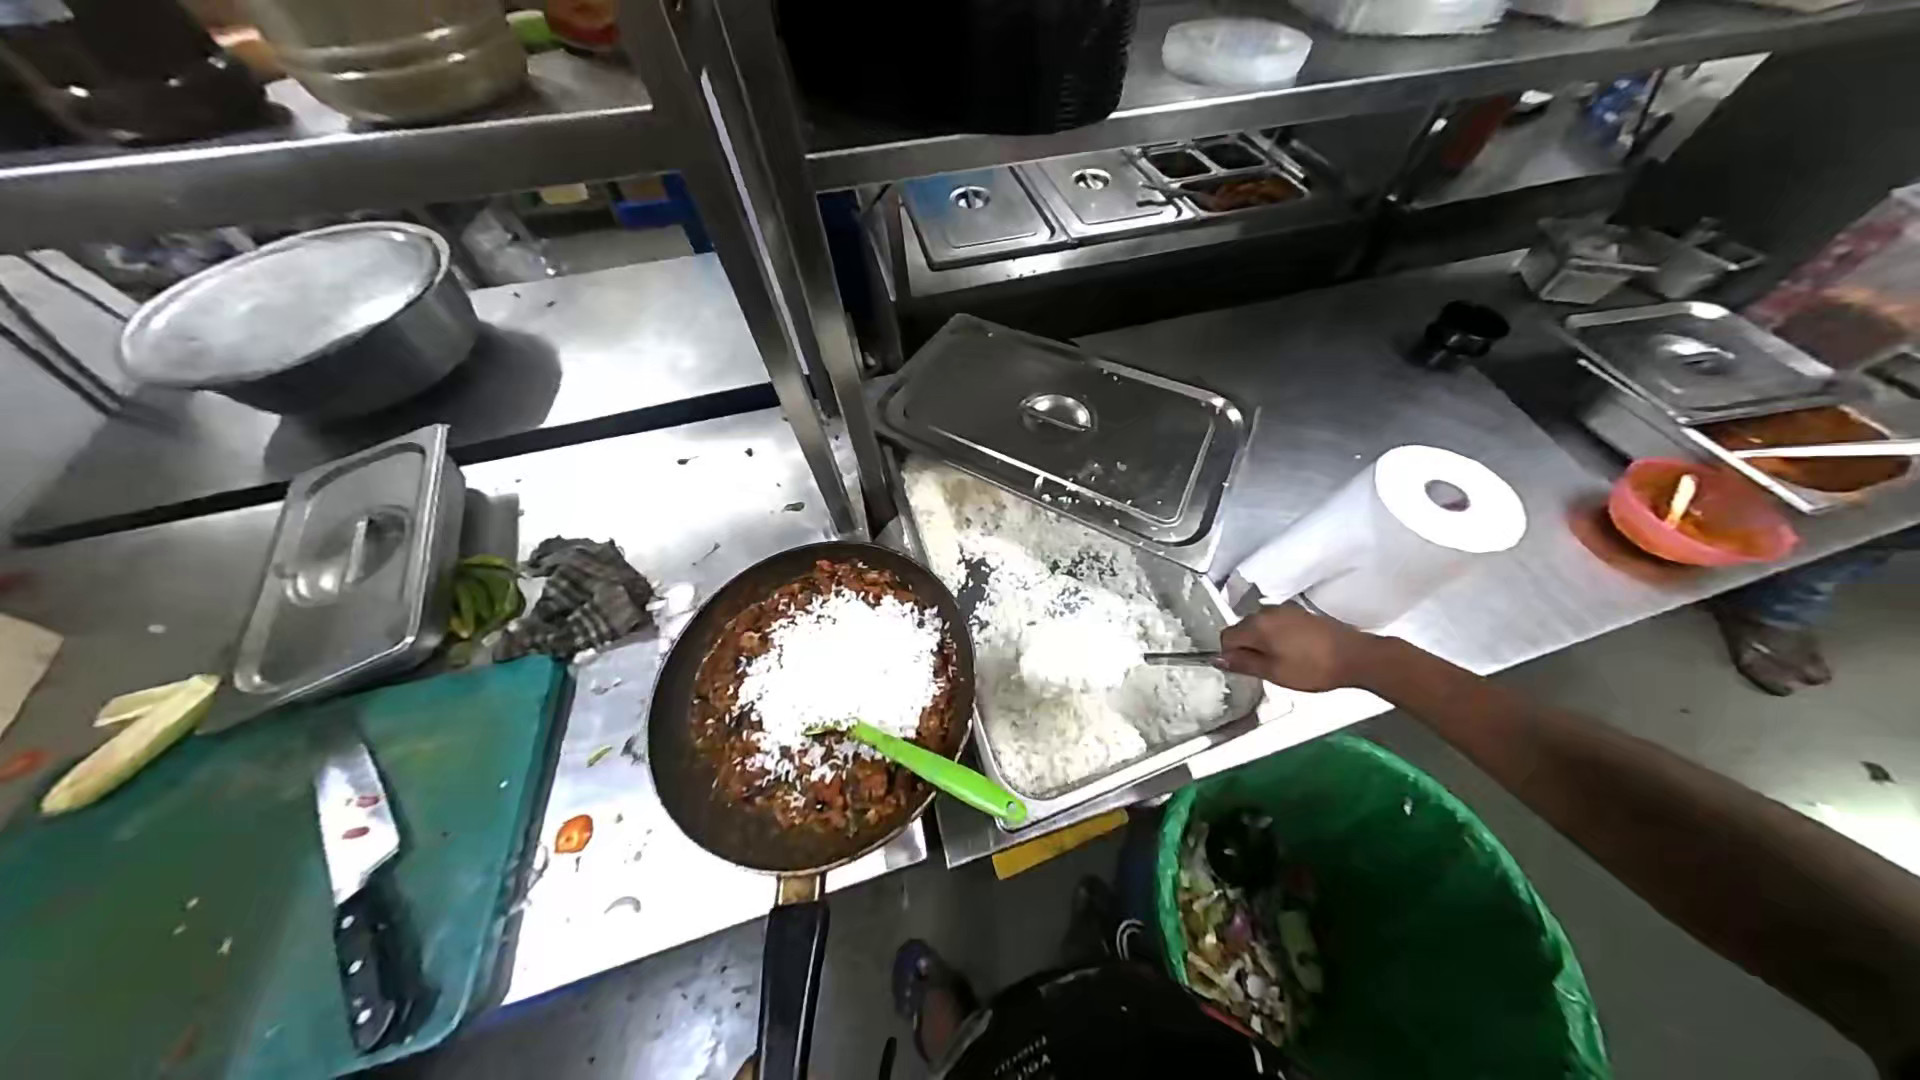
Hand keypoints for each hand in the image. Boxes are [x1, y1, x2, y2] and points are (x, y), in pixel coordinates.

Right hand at [1216, 603, 1387, 692]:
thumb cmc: (1313, 668)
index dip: (1231, 654)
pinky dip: (1277, 635)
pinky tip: (1294, 650)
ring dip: (1263, 641)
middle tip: (1266, 668)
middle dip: (1247, 647)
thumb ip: (1243, 663)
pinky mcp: (1300, 611)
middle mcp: (1266, 611)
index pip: (1226, 637)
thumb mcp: (1274, 672)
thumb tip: (1217, 659)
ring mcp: (1284, 609)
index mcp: (1256, 625)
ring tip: (1282, 660)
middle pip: (1242, 628)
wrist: (1357, 656)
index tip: (1248, 669)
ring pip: (1260, 625)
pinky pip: (1276, 622)